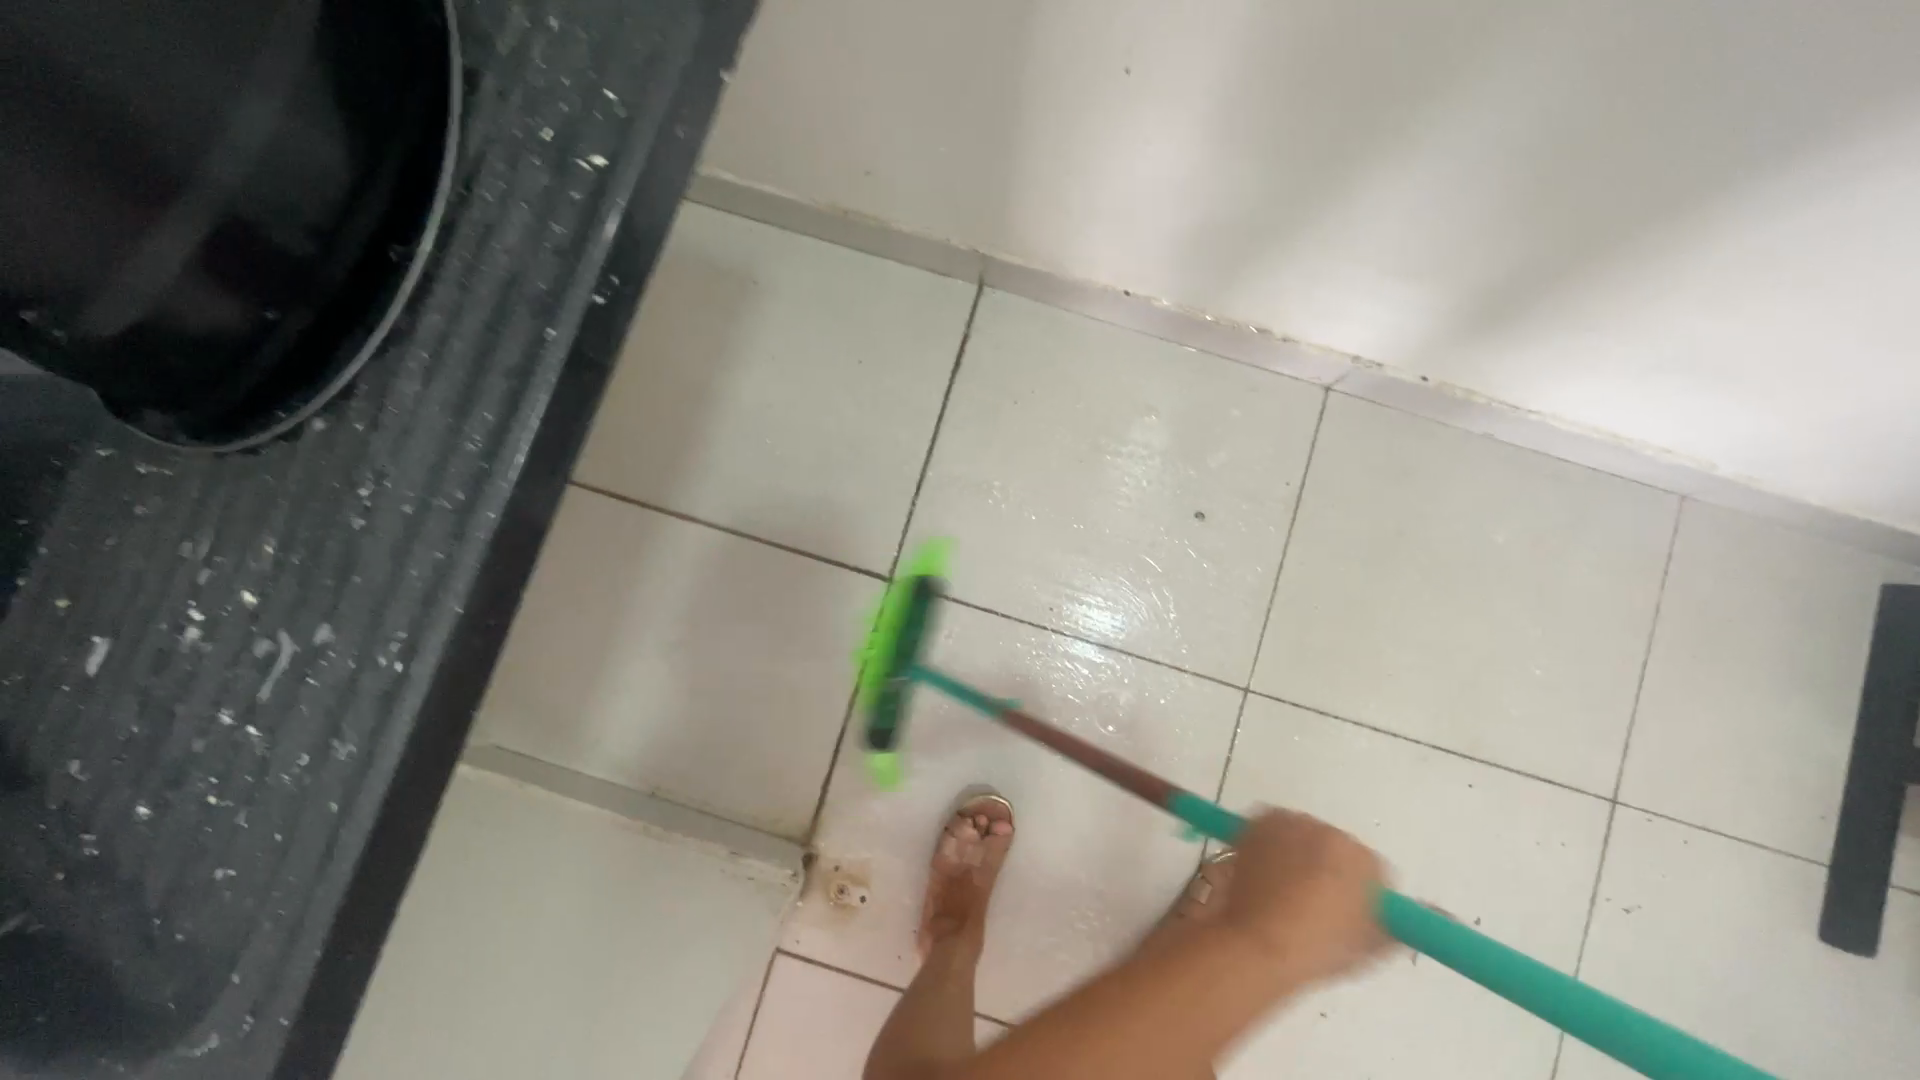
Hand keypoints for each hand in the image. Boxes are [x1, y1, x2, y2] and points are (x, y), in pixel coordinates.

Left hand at [1219, 808, 1391, 986]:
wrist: (1256, 942)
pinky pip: (1276, 829)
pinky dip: (1275, 845)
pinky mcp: (1259, 822)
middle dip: (1331, 870)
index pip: (1374, 869)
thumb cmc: (1315, 949)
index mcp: (1362, 858)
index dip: (1363, 893)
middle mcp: (1328, 831)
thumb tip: (1430, 909)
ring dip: (1302, 855)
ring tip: (1286, 892)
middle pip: (1338, 849)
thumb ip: (1402, 924)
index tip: (1349, 913)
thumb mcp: (1370, 948)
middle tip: (1315, 904)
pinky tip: (1268, 874)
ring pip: (1306, 837)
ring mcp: (1290, 822)